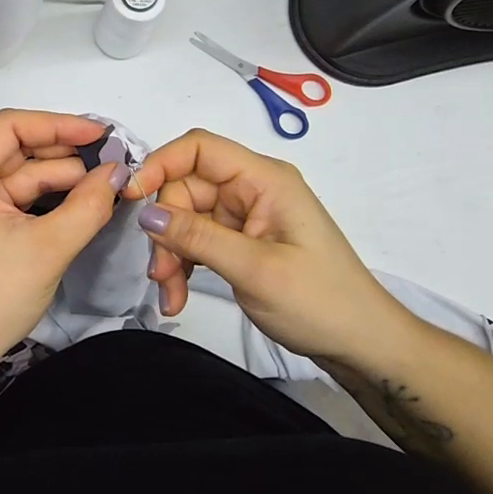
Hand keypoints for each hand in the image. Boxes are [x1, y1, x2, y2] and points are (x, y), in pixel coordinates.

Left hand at [0, 110, 126, 401]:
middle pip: (16, 147)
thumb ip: (89, 204)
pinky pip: (16, 193)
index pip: (9, 127)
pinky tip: (85, 195)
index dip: (59, 125)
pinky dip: (49, 195)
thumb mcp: (48, 248)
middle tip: (114, 158)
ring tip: (108, 178)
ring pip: (20, 171)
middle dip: (66, 152)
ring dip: (62, 175)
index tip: (102, 134)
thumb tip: (120, 170)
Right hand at [121, 129, 415, 360]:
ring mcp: (247, 215)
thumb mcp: (255, 269)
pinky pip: (197, 240)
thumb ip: (197, 237)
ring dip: (171, 253)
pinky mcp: (242, 241)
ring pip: (186, 217)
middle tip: (159, 273)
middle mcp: (253, 189)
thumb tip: (145, 213)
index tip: (131, 199)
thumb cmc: (320, 302)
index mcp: (265, 179)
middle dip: (166, 228)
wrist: (361, 345)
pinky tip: (178, 295)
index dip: (160, 165)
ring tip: (170, 293)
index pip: (199, 149)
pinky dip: (183, 264)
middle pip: (186, 188)